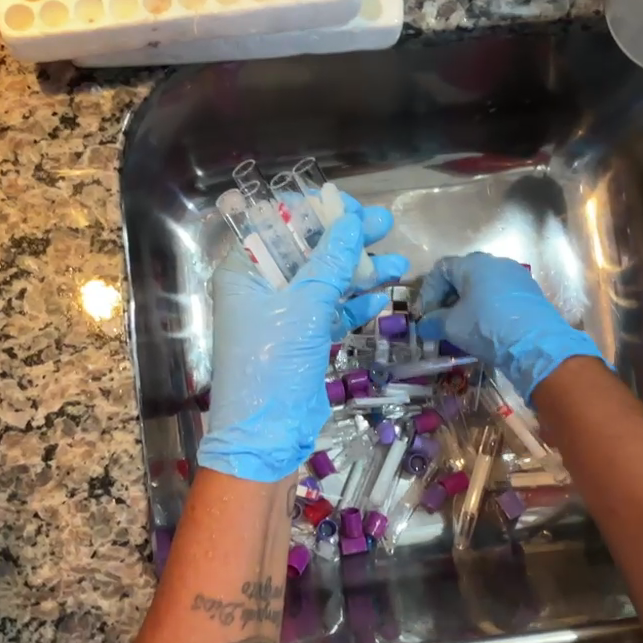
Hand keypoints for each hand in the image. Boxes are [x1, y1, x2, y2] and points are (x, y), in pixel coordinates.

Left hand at [198, 196, 406, 482]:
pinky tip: (379, 298)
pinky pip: (329, 313)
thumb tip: (351, 221)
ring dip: (358, 272)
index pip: (278, 224)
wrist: (266, 434)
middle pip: (306, 251)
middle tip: (386, 226)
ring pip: (323, 282)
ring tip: (397, 267)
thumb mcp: (304, 306)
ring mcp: (282, 316)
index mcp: (245, 272)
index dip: (316, 211)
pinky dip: (352, 305)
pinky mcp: (301, 341)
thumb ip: (330, 261)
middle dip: (347, 239)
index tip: (353, 209)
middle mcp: (260, 289)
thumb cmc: (273, 362)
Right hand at [416, 252, 603, 398]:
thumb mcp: (451, 326)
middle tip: (441, 320)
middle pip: (463, 276)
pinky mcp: (530, 292)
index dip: (428, 292)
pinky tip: (485, 327)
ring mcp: (516, 276)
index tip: (425, 315)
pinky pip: (500, 295)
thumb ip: (433, 322)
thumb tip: (424, 325)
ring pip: (483, 286)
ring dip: (468, 304)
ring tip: (462, 326)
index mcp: (473, 264)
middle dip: (448, 298)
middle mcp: (496, 262)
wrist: (534, 344)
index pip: (441, 269)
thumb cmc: (485, 326)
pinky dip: (487, 308)